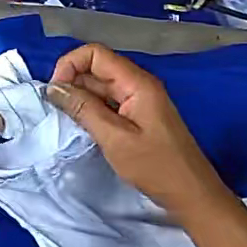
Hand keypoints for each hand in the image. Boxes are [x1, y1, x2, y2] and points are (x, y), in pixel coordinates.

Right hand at [45, 44, 231, 215]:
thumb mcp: (114, 138)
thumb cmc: (156, 167)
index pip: (96, 54)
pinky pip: (110, 102)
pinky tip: (83, 126)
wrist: (192, 193)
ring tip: (67, 120)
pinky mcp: (139, 116)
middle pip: (98, 68)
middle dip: (72, 82)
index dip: (70, 65)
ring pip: (102, 86)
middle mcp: (139, 84)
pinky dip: (93, 109)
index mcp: (137, 82)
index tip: (55, 92)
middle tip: (57, 111)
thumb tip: (54, 87)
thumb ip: (84, 109)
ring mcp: (140, 100)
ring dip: (81, 97)